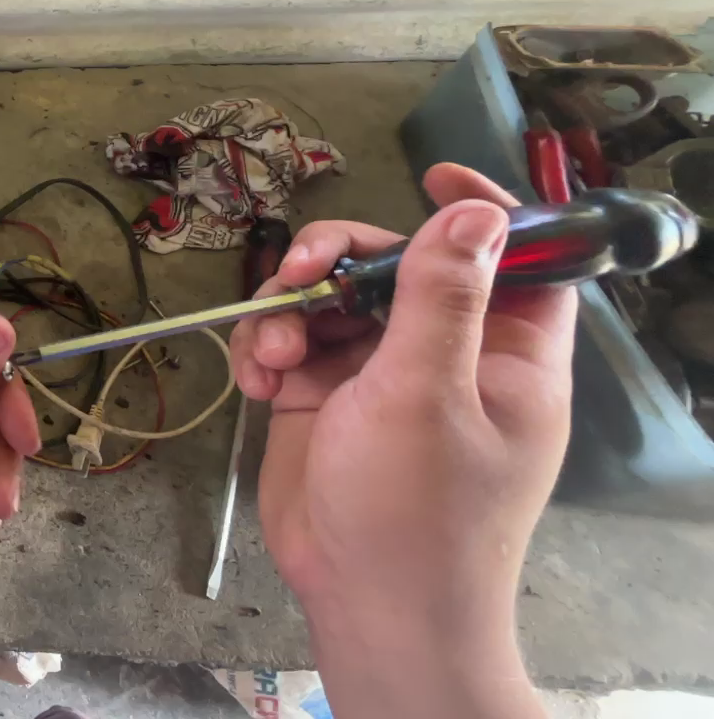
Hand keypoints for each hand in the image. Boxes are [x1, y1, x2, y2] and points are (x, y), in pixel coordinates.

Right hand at [229, 163, 575, 716]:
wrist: (360, 593)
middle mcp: (435, 353)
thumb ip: (441, 300)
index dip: (482, 213)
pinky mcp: (317, 394)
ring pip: (320, 303)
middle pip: (386, 269)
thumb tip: (474, 213)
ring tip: (269, 365)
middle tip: (295, 279)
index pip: (514, 262)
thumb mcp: (425, 394)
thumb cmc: (416, 504)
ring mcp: (370, 374)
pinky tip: (256, 388)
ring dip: (281, 320)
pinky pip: (282, 345)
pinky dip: (261, 356)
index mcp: (500, 354)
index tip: (431, 175)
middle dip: (331, 267)